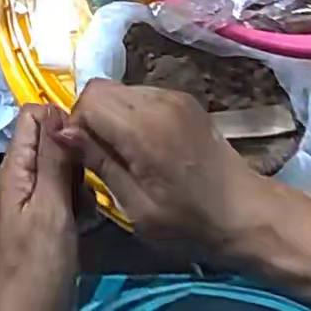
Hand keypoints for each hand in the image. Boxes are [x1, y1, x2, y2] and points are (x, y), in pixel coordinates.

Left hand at [0, 104, 78, 310]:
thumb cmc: (39, 262)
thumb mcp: (50, 207)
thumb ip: (53, 158)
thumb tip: (56, 111)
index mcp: (16, 163)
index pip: (34, 114)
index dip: (60, 119)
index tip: (84, 140)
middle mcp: (23, 173)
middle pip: (52, 139)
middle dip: (76, 153)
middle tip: (90, 179)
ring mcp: (35, 195)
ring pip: (65, 167)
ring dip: (82, 182)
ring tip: (89, 206)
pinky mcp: (49, 217)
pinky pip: (69, 193)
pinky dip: (81, 203)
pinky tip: (89, 221)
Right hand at [58, 80, 279, 264]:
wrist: (248, 214)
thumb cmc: (190, 222)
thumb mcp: (137, 208)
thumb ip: (98, 163)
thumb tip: (62, 133)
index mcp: (143, 129)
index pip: (88, 100)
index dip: (77, 123)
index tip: (83, 152)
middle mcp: (155, 101)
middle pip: (99, 88)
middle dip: (89, 114)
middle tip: (99, 149)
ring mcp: (170, 94)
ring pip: (117, 88)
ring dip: (109, 111)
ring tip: (124, 147)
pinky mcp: (180, 96)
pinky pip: (138, 92)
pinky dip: (129, 110)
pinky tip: (144, 140)